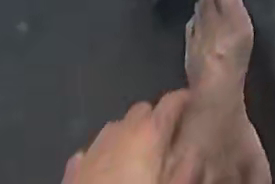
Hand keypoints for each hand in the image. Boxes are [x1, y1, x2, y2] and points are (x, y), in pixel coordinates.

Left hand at [62, 93, 186, 183]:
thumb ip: (186, 171)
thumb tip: (197, 151)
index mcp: (149, 133)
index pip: (171, 102)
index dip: (184, 100)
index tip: (193, 104)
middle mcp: (122, 129)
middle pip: (143, 110)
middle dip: (156, 119)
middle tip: (169, 140)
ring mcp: (95, 145)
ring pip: (118, 127)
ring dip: (131, 135)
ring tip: (141, 158)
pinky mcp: (76, 165)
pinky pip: (96, 150)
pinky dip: (107, 154)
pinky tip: (109, 173)